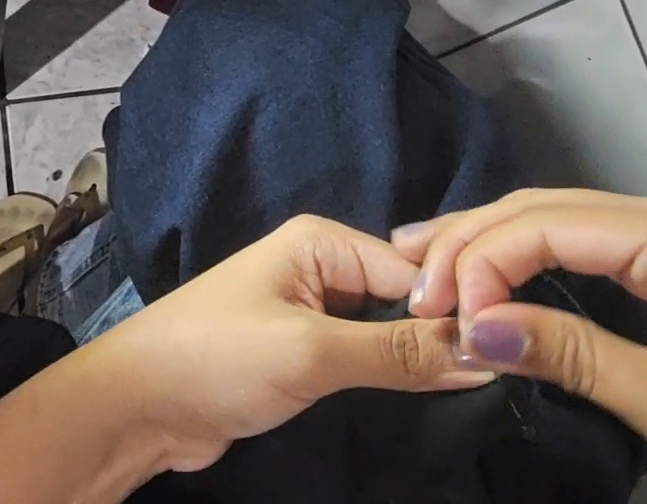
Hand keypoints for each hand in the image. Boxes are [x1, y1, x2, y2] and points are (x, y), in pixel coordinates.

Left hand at [86, 215, 495, 472]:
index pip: (413, 273)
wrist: (139, 404)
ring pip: (384, 331)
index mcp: (323, 242)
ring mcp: (311, 309)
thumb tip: (485, 352)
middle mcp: (321, 266)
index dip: (458, 312)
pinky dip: (386, 374)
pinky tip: (423, 398)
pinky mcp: (303, 350)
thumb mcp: (311, 352)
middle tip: (494, 380)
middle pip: (402, 299)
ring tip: (472, 392)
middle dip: (437, 336)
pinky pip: (361, 355)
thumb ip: (396, 352)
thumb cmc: (219, 356)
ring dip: (414, 359)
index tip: (507, 355)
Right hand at [395, 190, 646, 503]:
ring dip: (489, 241)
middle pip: (543, 208)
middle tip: (409, 280)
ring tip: (423, 259)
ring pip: (556, 219)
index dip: (480, 260)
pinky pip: (581, 244)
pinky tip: (488, 264)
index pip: (549, 225)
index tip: (436, 313)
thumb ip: (577, 358)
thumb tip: (471, 326)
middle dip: (471, 241)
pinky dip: (525, 257)